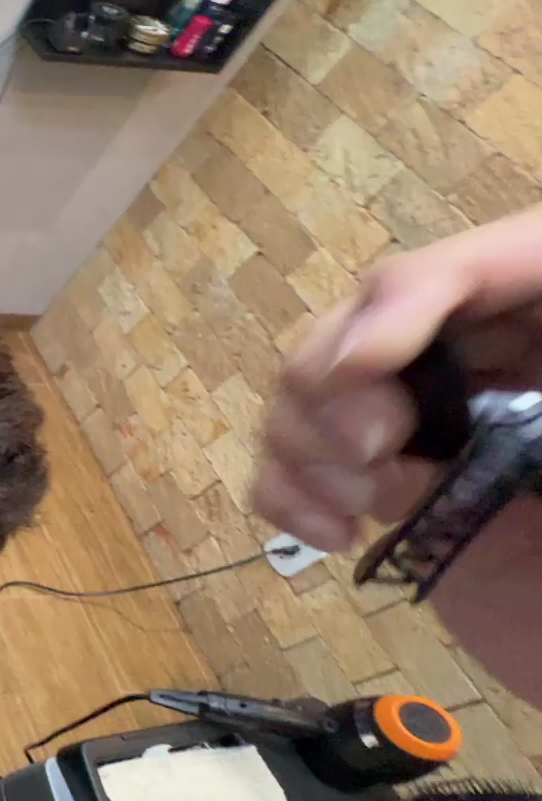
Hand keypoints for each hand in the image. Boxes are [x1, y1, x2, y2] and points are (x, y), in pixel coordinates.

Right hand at [253, 206, 541, 686]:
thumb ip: (528, 397)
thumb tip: (364, 351)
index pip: (466, 269)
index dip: (403, 299)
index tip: (364, 366)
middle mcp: (481, 370)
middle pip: (351, 332)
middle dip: (335, 391)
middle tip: (372, 451)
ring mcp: (422, 435)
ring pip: (299, 401)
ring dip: (305, 451)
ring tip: (366, 506)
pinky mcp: (378, 493)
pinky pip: (286, 471)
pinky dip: (284, 497)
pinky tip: (327, 532)